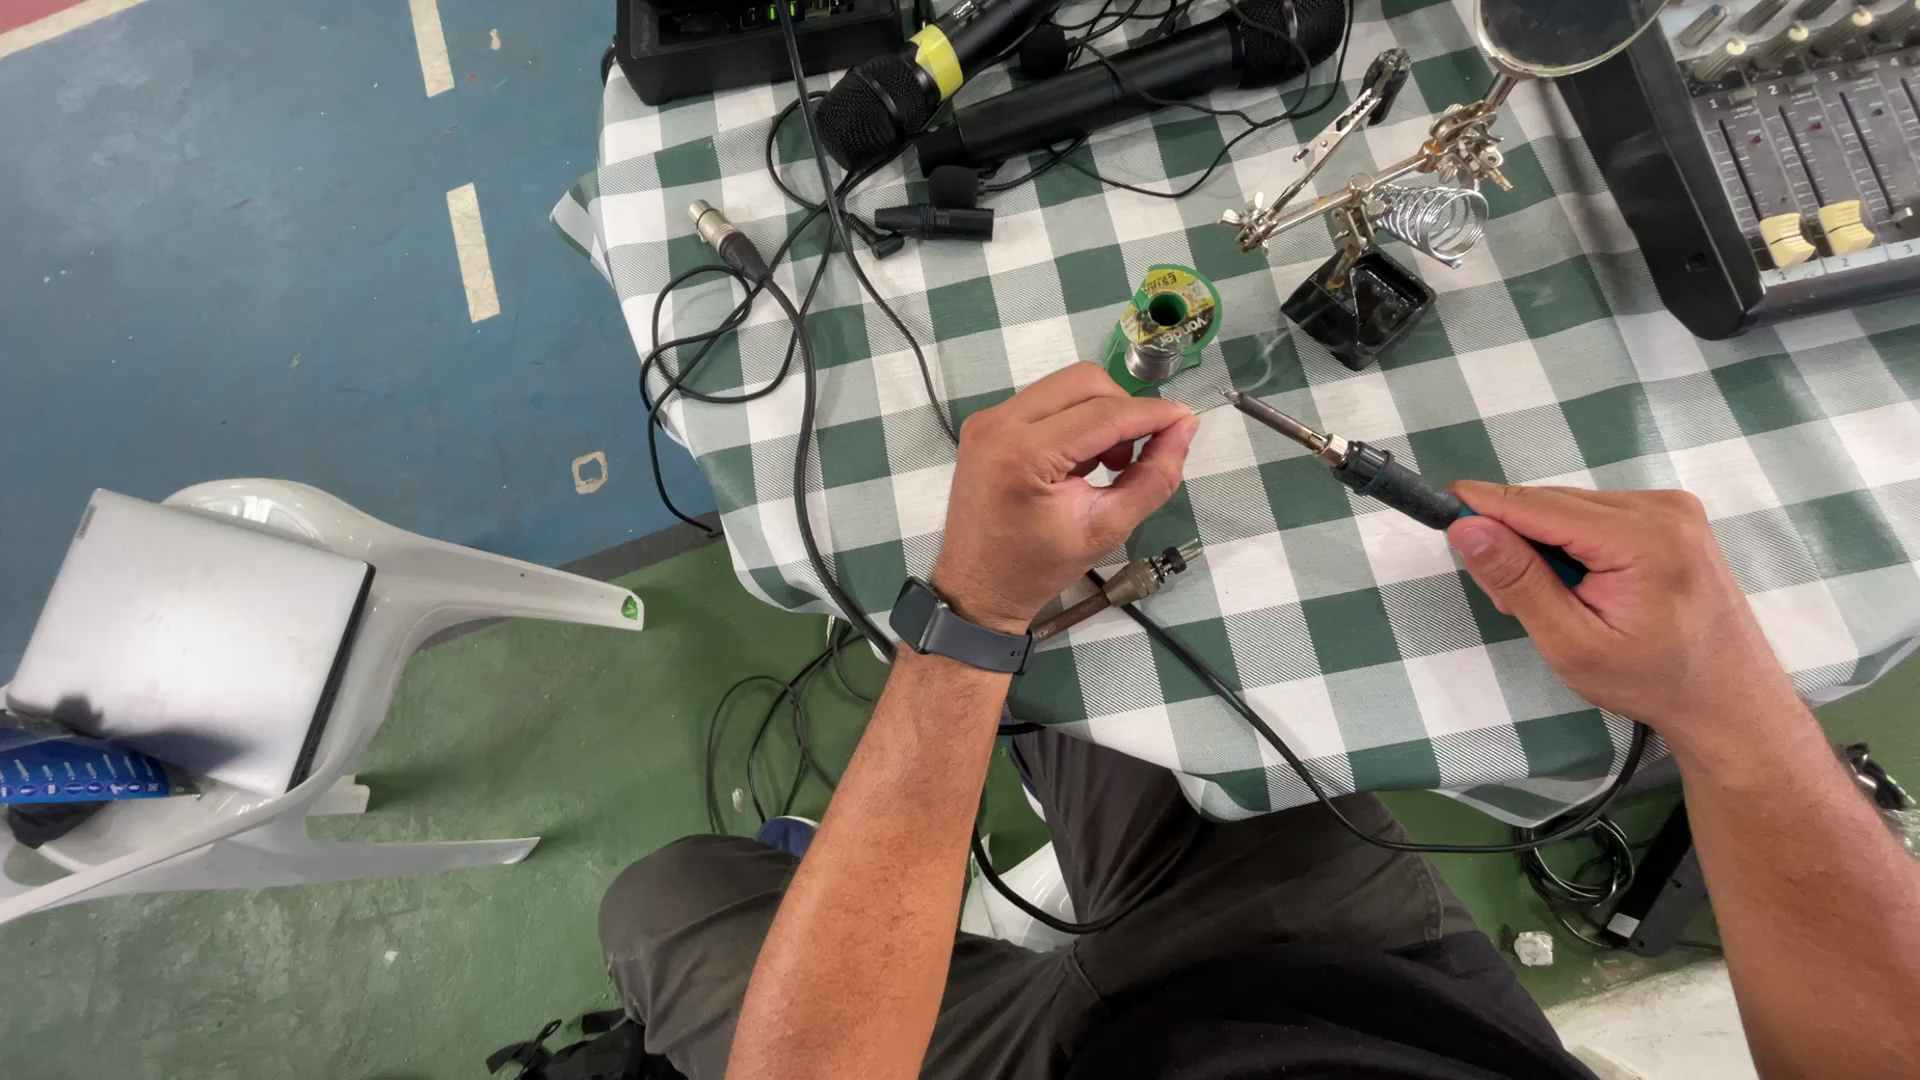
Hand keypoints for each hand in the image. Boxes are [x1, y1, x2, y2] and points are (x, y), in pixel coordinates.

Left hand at [931, 364, 1199, 633]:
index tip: (1185, 420)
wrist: (978, 587)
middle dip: (1122, 410)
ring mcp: (987, 420)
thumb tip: (1185, 427)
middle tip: (1132, 455)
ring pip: (1064, 386)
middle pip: (1083, 381)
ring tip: (1103, 464)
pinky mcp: (985, 425)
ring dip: (1098, 414)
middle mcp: (999, 424)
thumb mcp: (1107, 528)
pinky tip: (1075, 463)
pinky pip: (1044, 401)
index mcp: (1023, 455)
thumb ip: (1154, 477)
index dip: (1152, 413)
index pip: (1103, 413)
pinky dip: (1072, 420)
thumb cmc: (1038, 568)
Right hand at [1445, 482, 1808, 758]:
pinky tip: (1570, 585)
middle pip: (1546, 504)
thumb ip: (1516, 579)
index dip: (1478, 505)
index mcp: (1642, 538)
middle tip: (1503, 598)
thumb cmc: (1648, 681)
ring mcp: (1669, 510)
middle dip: (1509, 541)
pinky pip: (1585, 516)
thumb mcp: (1568, 640)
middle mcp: (1660, 508)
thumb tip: (1464, 527)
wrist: (1730, 703)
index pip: (1534, 504)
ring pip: (1562, 509)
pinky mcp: (1668, 519)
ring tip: (1542, 601)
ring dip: (1534, 546)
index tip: (1434, 513)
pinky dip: (1561, 546)